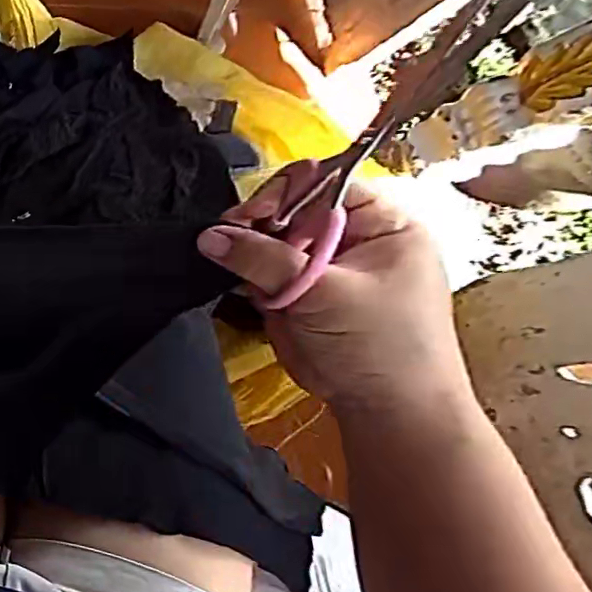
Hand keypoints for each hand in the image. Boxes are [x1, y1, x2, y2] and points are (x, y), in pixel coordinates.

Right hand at [198, 166, 471, 411]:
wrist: (383, 408)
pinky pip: (262, 270)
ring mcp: (320, 266)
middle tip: (228, 239)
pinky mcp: (296, 293)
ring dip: (247, 247)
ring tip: (226, 259)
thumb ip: (263, 260)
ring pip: (272, 239)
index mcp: (382, 223)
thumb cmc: (377, 344)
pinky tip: (231, 275)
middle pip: (293, 208)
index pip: (327, 184)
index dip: (287, 193)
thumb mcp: (323, 294)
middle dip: (260, 221)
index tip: (252, 217)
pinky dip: (244, 271)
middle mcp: (349, 238)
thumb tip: (209, 235)